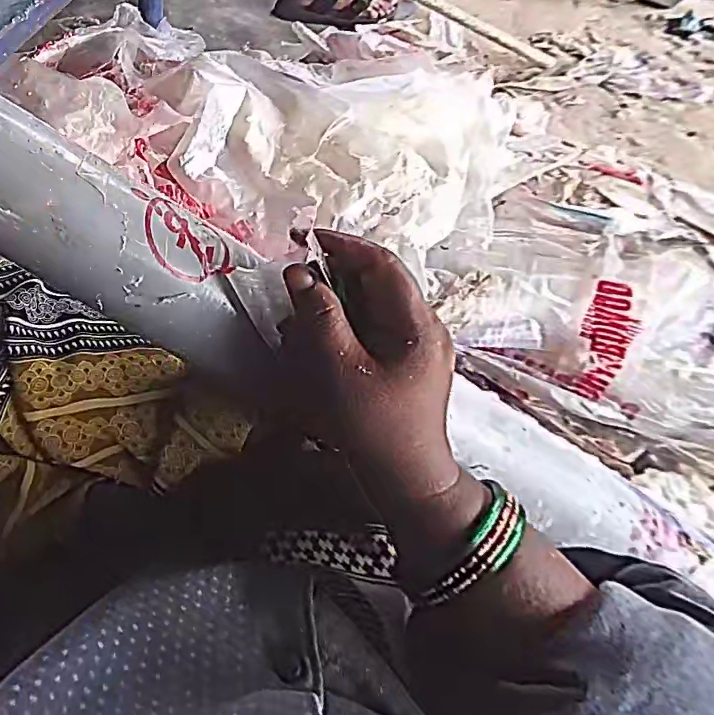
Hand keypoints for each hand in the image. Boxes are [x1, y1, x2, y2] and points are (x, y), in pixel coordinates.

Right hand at [277, 230, 459, 504]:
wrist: (405, 476)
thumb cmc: (373, 422)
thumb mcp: (339, 366)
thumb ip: (319, 315)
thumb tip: (298, 272)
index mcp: (416, 325)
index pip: (381, 264)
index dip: (342, 244)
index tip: (303, 238)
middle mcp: (421, 327)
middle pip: (375, 280)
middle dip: (330, 272)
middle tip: (292, 278)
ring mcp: (413, 343)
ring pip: (367, 301)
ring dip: (329, 298)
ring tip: (297, 315)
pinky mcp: (400, 358)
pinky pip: (366, 323)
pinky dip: (337, 320)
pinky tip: (312, 337)